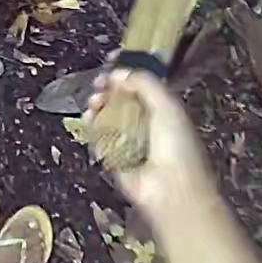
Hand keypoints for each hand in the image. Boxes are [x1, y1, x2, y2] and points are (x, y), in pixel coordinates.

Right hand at [88, 69, 215, 219]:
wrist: (171, 190)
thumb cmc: (174, 144)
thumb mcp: (166, 104)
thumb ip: (143, 83)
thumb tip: (117, 73)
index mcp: (163, 111)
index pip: (139, 89)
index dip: (123, 80)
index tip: (107, 75)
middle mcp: (147, 125)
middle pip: (121, 103)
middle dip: (107, 94)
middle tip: (96, 90)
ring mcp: (131, 144)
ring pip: (108, 120)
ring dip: (97, 110)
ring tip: (91, 106)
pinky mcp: (116, 161)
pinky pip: (101, 141)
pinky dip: (93, 131)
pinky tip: (88, 123)